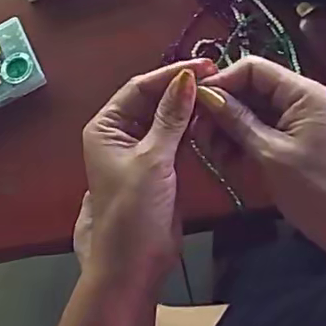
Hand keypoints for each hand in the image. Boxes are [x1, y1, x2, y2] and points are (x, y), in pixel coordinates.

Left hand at [79, 59, 214, 281]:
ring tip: (219, 90)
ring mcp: (138, 150)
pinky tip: (211, 116)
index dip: (169, 75)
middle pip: (151, 100)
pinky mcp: (157, 166)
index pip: (138, 89)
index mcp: (105, 127)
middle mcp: (118, 134)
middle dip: (180, 88)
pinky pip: (174, 137)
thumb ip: (171, 117)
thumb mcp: (152, 159)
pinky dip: (191, 127)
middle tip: (217, 75)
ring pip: (165, 118)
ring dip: (188, 106)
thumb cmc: (133, 209)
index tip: (204, 65)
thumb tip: (186, 78)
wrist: (134, 260)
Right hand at [195, 57, 325, 263]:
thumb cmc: (315, 189)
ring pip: (250, 110)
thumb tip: (204, 94)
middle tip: (196, 131)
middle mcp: (302, 99)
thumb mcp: (270, 153)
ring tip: (209, 149)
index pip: (253, 68)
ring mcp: (298, 119)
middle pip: (249, 88)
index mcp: (304, 94)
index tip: (194, 102)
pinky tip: (225, 157)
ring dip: (226, 127)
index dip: (221, 81)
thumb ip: (236, 120)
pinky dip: (240, 140)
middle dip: (221, 107)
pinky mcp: (293, 138)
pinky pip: (259, 128)